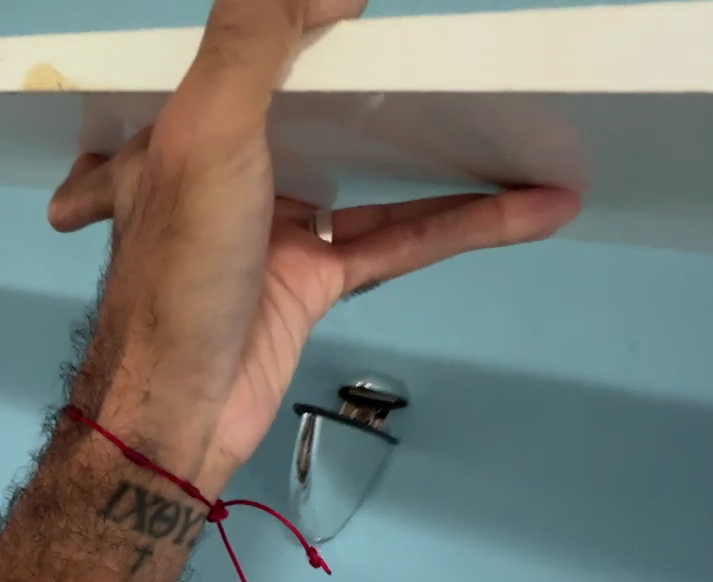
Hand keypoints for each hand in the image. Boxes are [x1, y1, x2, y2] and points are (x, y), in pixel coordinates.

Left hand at [50, 0, 580, 491]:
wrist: (176, 410)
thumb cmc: (178, 274)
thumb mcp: (203, 135)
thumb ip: (252, 38)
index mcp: (172, 147)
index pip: (219, 69)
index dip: (269, 27)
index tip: (344, 3)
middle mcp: (216, 187)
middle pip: (296, 115)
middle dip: (358, 81)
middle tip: (431, 47)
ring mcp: (263, 239)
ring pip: (361, 176)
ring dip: (438, 149)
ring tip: (521, 109)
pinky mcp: (304, 288)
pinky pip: (393, 242)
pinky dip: (461, 223)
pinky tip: (539, 202)